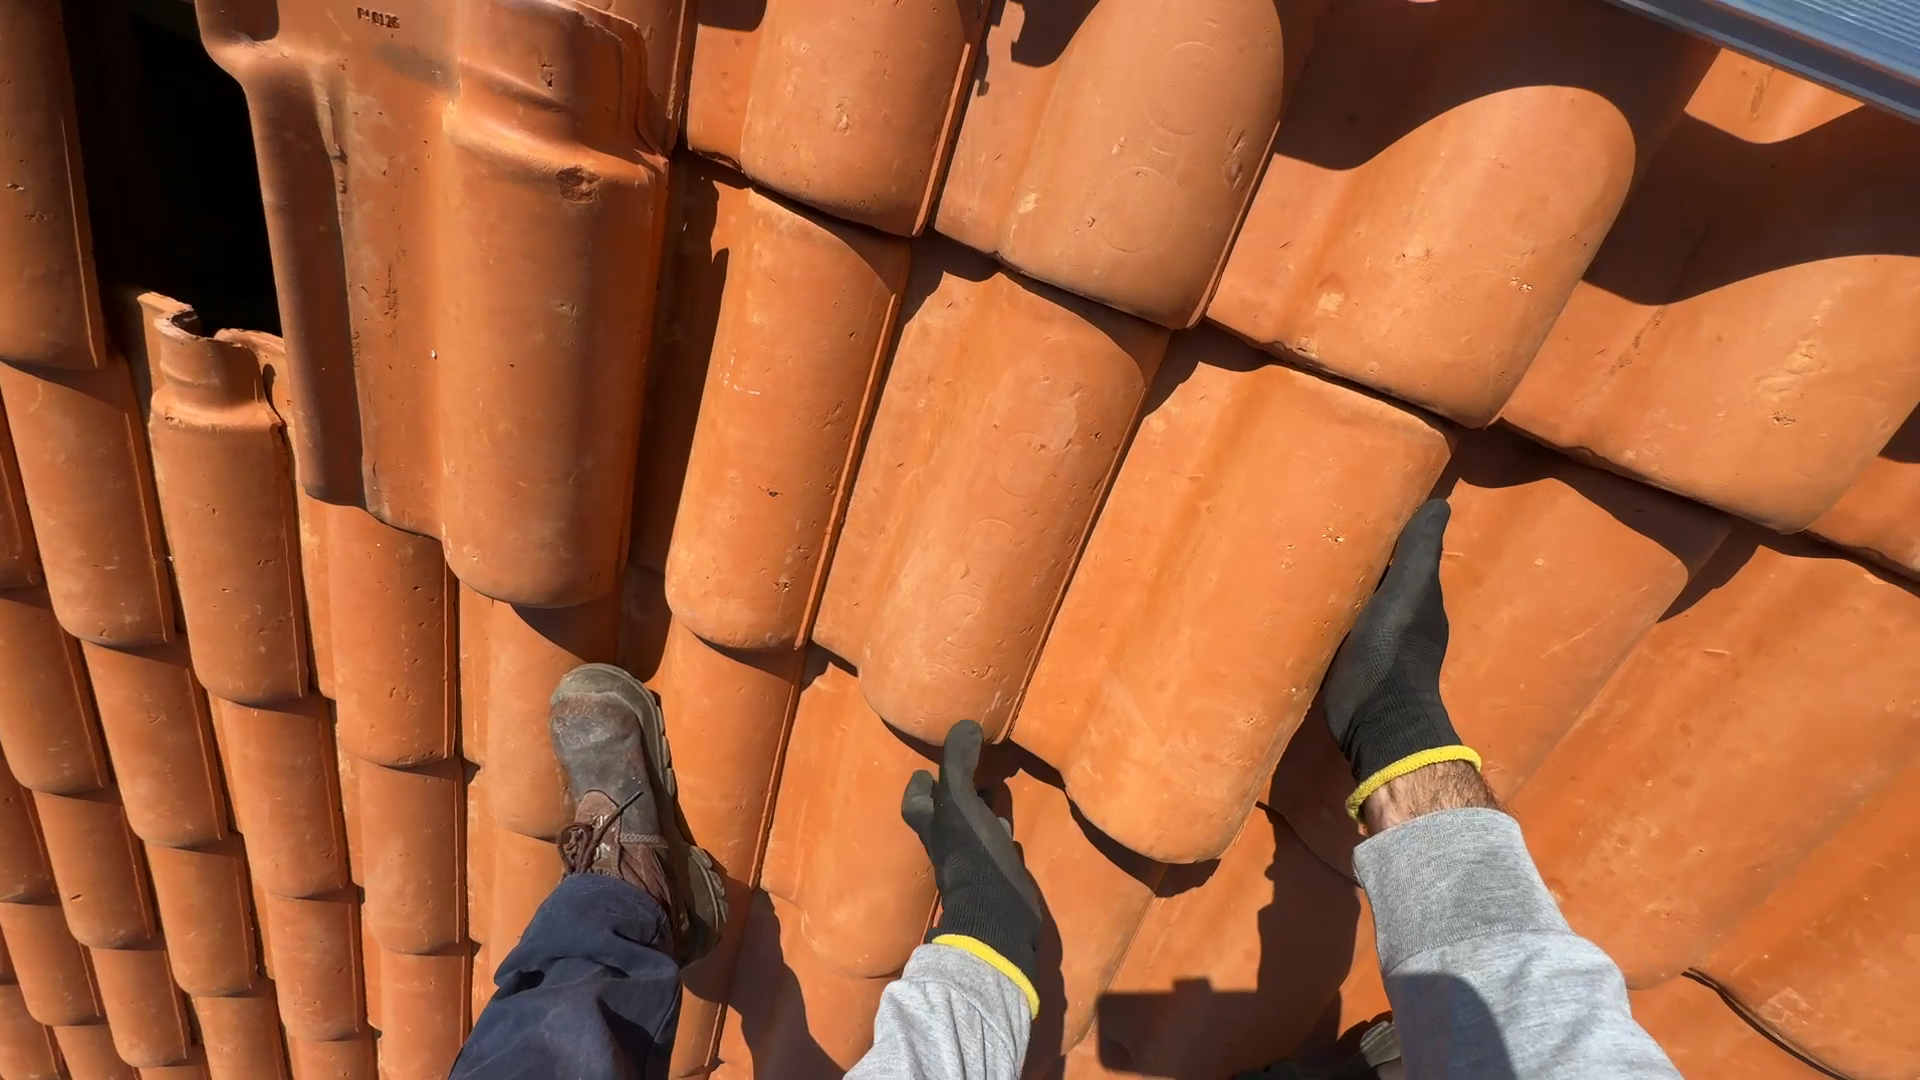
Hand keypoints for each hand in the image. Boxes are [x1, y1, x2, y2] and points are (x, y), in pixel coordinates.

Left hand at [901, 720, 1042, 1011]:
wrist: (998, 914)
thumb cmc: (972, 854)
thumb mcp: (959, 802)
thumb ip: (958, 763)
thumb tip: (965, 725)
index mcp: (934, 825)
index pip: (916, 801)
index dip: (921, 785)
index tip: (930, 768)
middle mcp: (949, 842)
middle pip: (946, 813)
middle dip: (957, 792)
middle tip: (973, 769)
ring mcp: (974, 860)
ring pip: (974, 828)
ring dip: (982, 810)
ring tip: (997, 789)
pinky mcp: (999, 874)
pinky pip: (998, 847)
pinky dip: (1003, 833)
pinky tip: (1013, 825)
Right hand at [1322, 500, 1484, 822]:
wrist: (1377, 723)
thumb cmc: (1392, 656)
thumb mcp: (1406, 599)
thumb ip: (1419, 555)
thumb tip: (1440, 503)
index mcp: (1419, 597)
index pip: (1407, 553)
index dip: (1391, 528)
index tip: (1364, 502)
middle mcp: (1400, 615)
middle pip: (1381, 574)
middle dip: (1363, 552)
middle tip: (1326, 523)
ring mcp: (1374, 638)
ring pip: (1360, 597)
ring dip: (1344, 580)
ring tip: (1310, 554)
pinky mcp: (1349, 656)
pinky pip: (1340, 620)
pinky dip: (1329, 605)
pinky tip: (1305, 598)